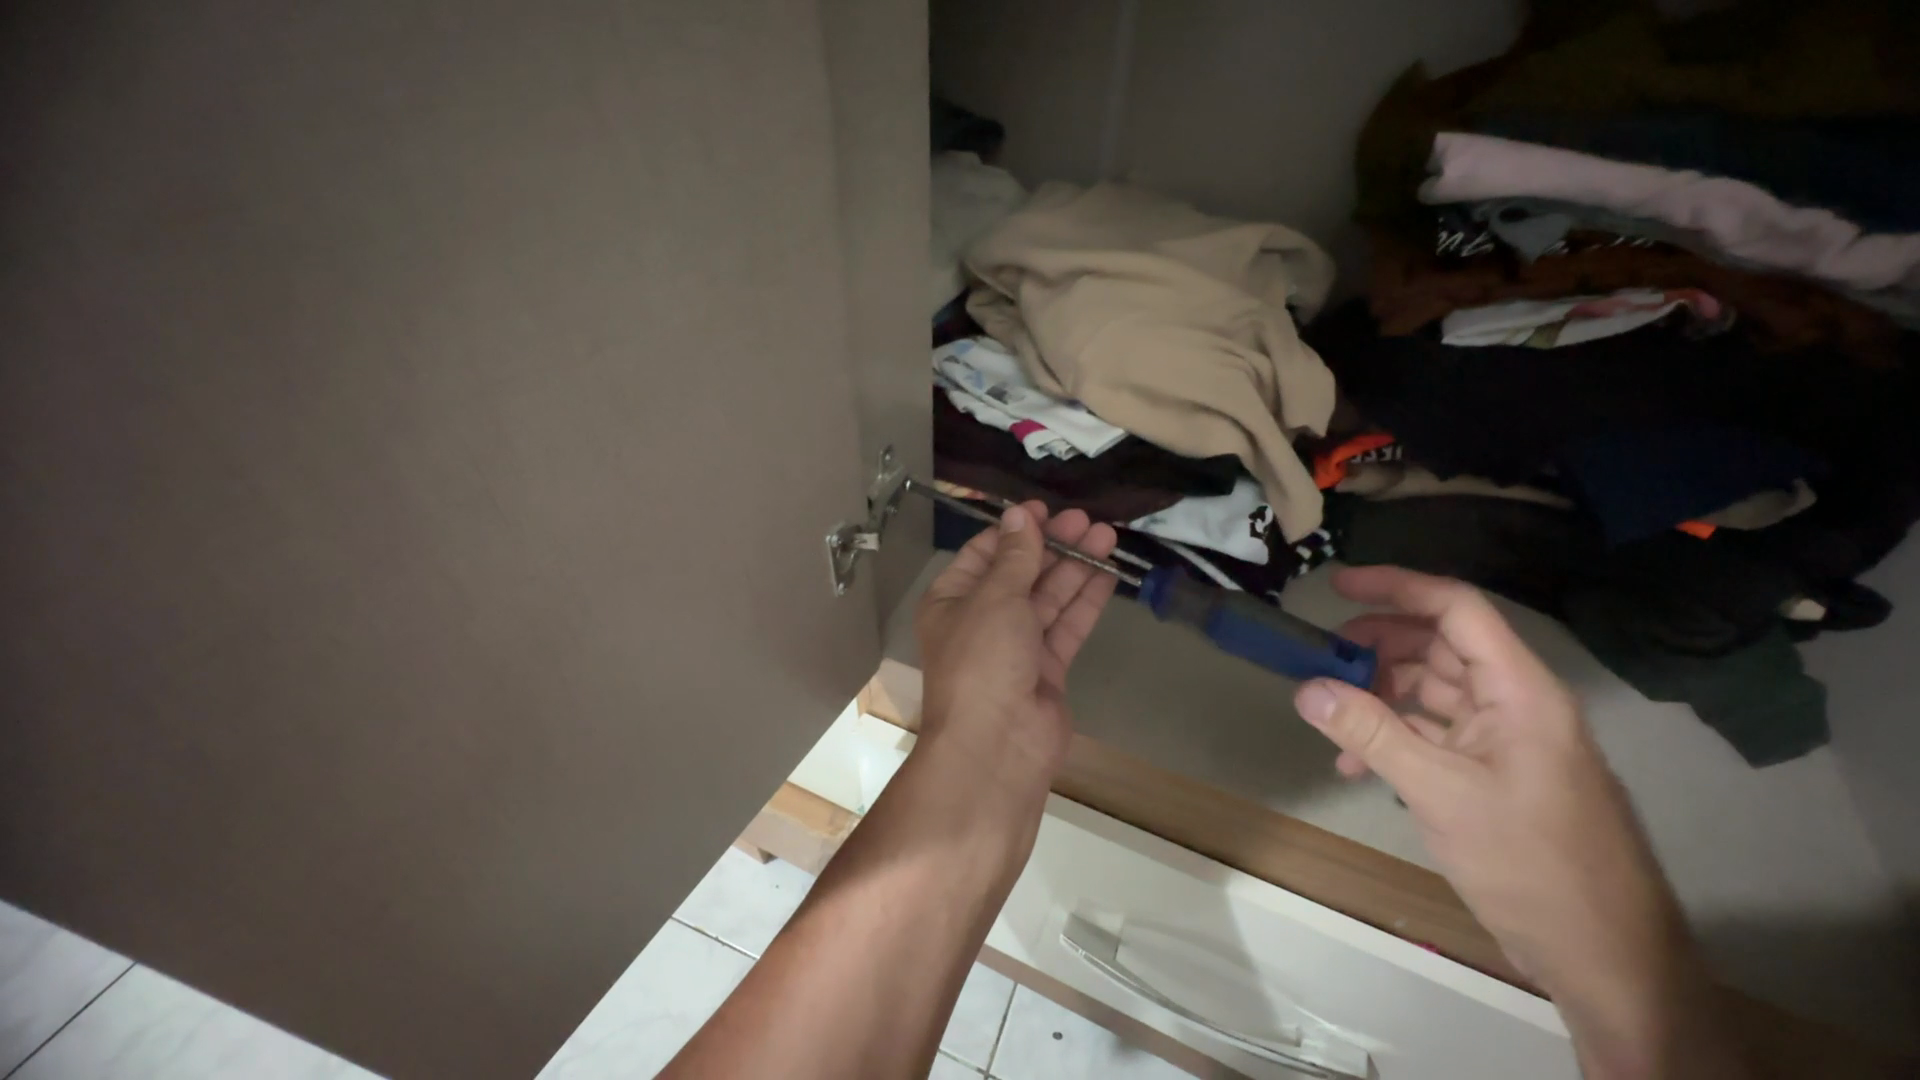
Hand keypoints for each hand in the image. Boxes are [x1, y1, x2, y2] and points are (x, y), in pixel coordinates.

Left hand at [914, 501, 1118, 790]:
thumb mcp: (994, 598)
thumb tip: (1019, 515)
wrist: (996, 746)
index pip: (984, 555)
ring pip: (1048, 598)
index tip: (1045, 510)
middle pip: (1021, 574)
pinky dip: (1085, 602)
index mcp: (952, 601)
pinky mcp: (1046, 670)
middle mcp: (981, 621)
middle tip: (1086, 521)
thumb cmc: (982, 661)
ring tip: (1106, 536)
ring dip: (1075, 568)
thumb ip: (1015, 557)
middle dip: (1052, 546)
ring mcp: (1015, 647)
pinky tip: (1108, 575)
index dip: (1015, 531)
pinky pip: (1066, 627)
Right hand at [1292, 567, 1685, 998]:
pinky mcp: (1493, 773)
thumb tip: (1306, 688)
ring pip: (1430, 690)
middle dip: (1377, 645)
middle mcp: (1514, 702)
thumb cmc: (1530, 863)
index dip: (1398, 587)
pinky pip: (1433, 734)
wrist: (1604, 954)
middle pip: (1438, 645)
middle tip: (1322, 656)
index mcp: (1519, 690)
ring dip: (1378, 697)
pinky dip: (1392, 738)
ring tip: (1330, 716)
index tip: (1338, 585)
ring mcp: (1504, 739)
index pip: (1457, 610)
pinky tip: (1353, 765)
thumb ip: (1371, 733)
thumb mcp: (1440, 793)